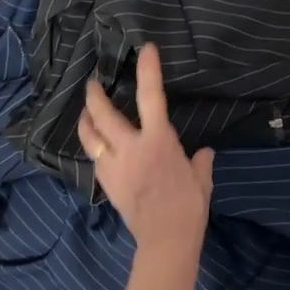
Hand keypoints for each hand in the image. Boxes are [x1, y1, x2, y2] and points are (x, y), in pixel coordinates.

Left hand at [79, 42, 214, 252]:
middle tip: (93, 84)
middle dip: (94, 95)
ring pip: (89, 136)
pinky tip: (98, 150)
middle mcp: (131, 147)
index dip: (147, 70)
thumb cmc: (189, 207)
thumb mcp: (201, 180)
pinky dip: (95, 150)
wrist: (165, 240)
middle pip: (102, 113)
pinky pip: (95, 160)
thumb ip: (200, 163)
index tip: (145, 49)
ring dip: (86, 121)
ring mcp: (113, 166)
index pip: (151, 96)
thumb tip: (203, 153)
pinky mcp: (106, 184)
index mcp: (159, 140)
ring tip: (86, 114)